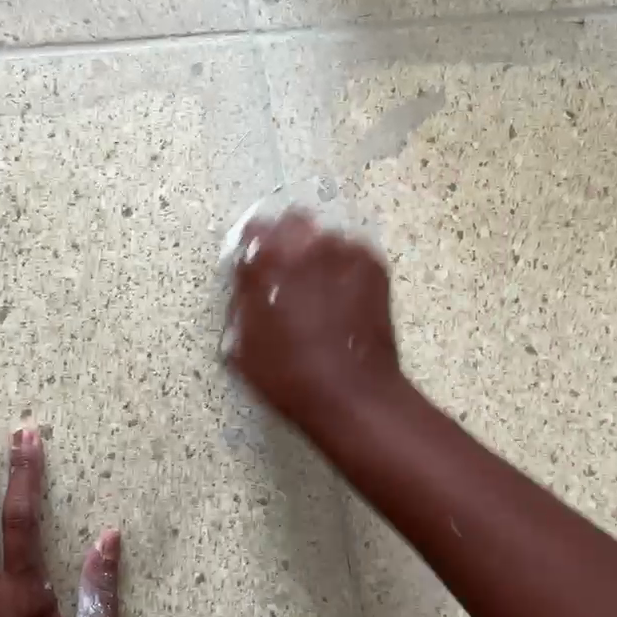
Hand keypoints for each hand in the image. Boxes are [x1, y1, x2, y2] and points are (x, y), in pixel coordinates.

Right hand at [224, 210, 402, 426]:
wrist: (351, 394)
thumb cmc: (291, 374)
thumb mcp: (244, 342)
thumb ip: (242, 297)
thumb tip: (248, 280)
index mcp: (268, 259)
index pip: (252, 228)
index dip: (251, 247)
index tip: (253, 264)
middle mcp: (307, 244)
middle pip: (293, 222)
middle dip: (287, 242)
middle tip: (286, 273)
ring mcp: (345, 252)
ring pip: (325, 237)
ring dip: (318, 255)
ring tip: (317, 290)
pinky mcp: (374, 266)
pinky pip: (351, 254)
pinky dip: (343, 268)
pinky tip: (340, 298)